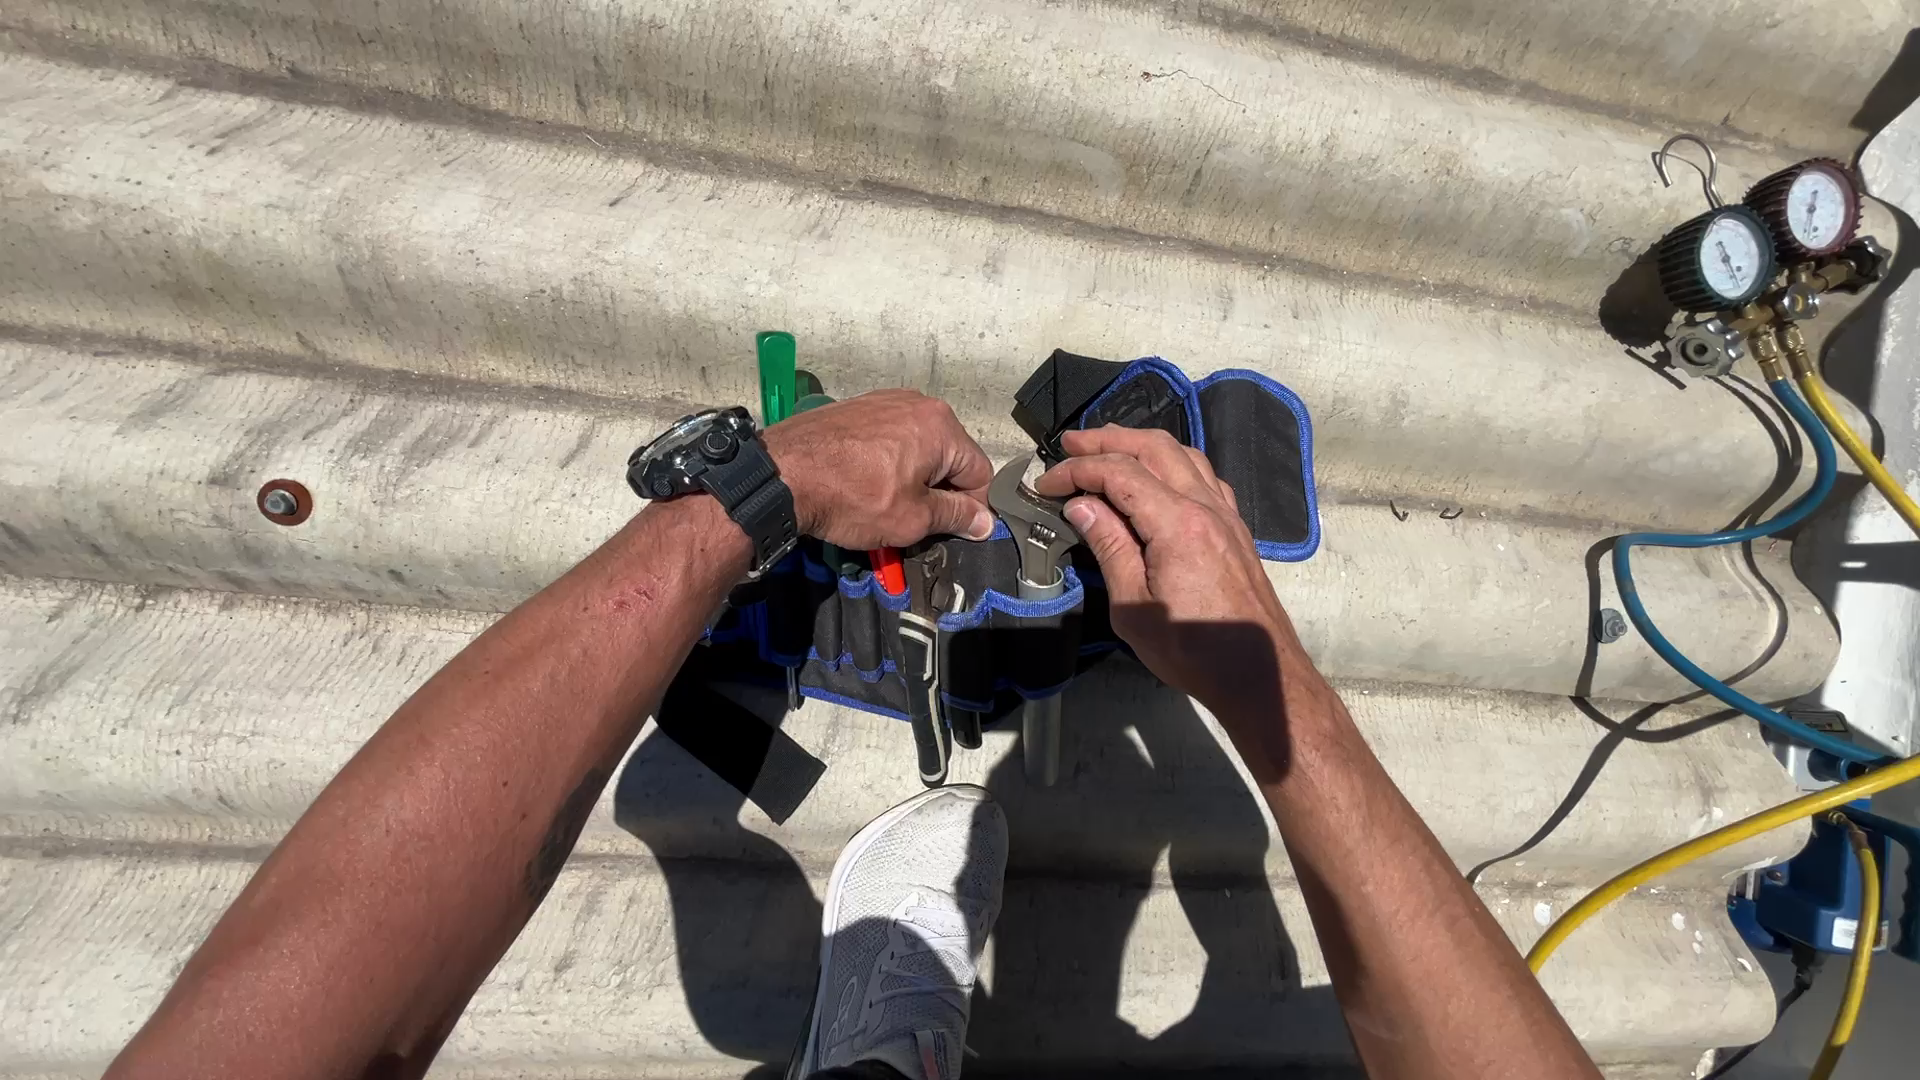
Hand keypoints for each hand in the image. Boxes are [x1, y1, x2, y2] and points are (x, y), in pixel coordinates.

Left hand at [762, 389, 994, 549]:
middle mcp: (919, 405)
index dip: (971, 508)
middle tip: (916, 522)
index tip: (954, 529)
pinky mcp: (859, 409)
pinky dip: (889, 463)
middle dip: (940, 491)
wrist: (782, 474)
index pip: (979, 472)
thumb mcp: (912, 518)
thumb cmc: (850, 497)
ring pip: (920, 449)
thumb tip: (984, 521)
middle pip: (950, 457)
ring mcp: (886, 402)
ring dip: (914, 478)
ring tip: (887, 505)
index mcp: (942, 426)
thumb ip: (955, 516)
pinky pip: (892, 439)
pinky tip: (868, 485)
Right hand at [1032, 426, 1294, 715]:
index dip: (1077, 470)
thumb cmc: (1192, 650)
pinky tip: (1155, 475)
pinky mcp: (1234, 527)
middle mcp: (1205, 506)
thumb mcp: (1133, 608)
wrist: (1259, 674)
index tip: (1046, 483)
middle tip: (1070, 444)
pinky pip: (1202, 474)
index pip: (1119, 474)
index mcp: (1177, 525)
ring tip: (1107, 449)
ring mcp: (1225, 514)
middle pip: (1153, 448)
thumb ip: (1109, 548)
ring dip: (1140, 444)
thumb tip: (1081, 506)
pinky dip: (1170, 461)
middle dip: (1107, 439)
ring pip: (1182, 454)